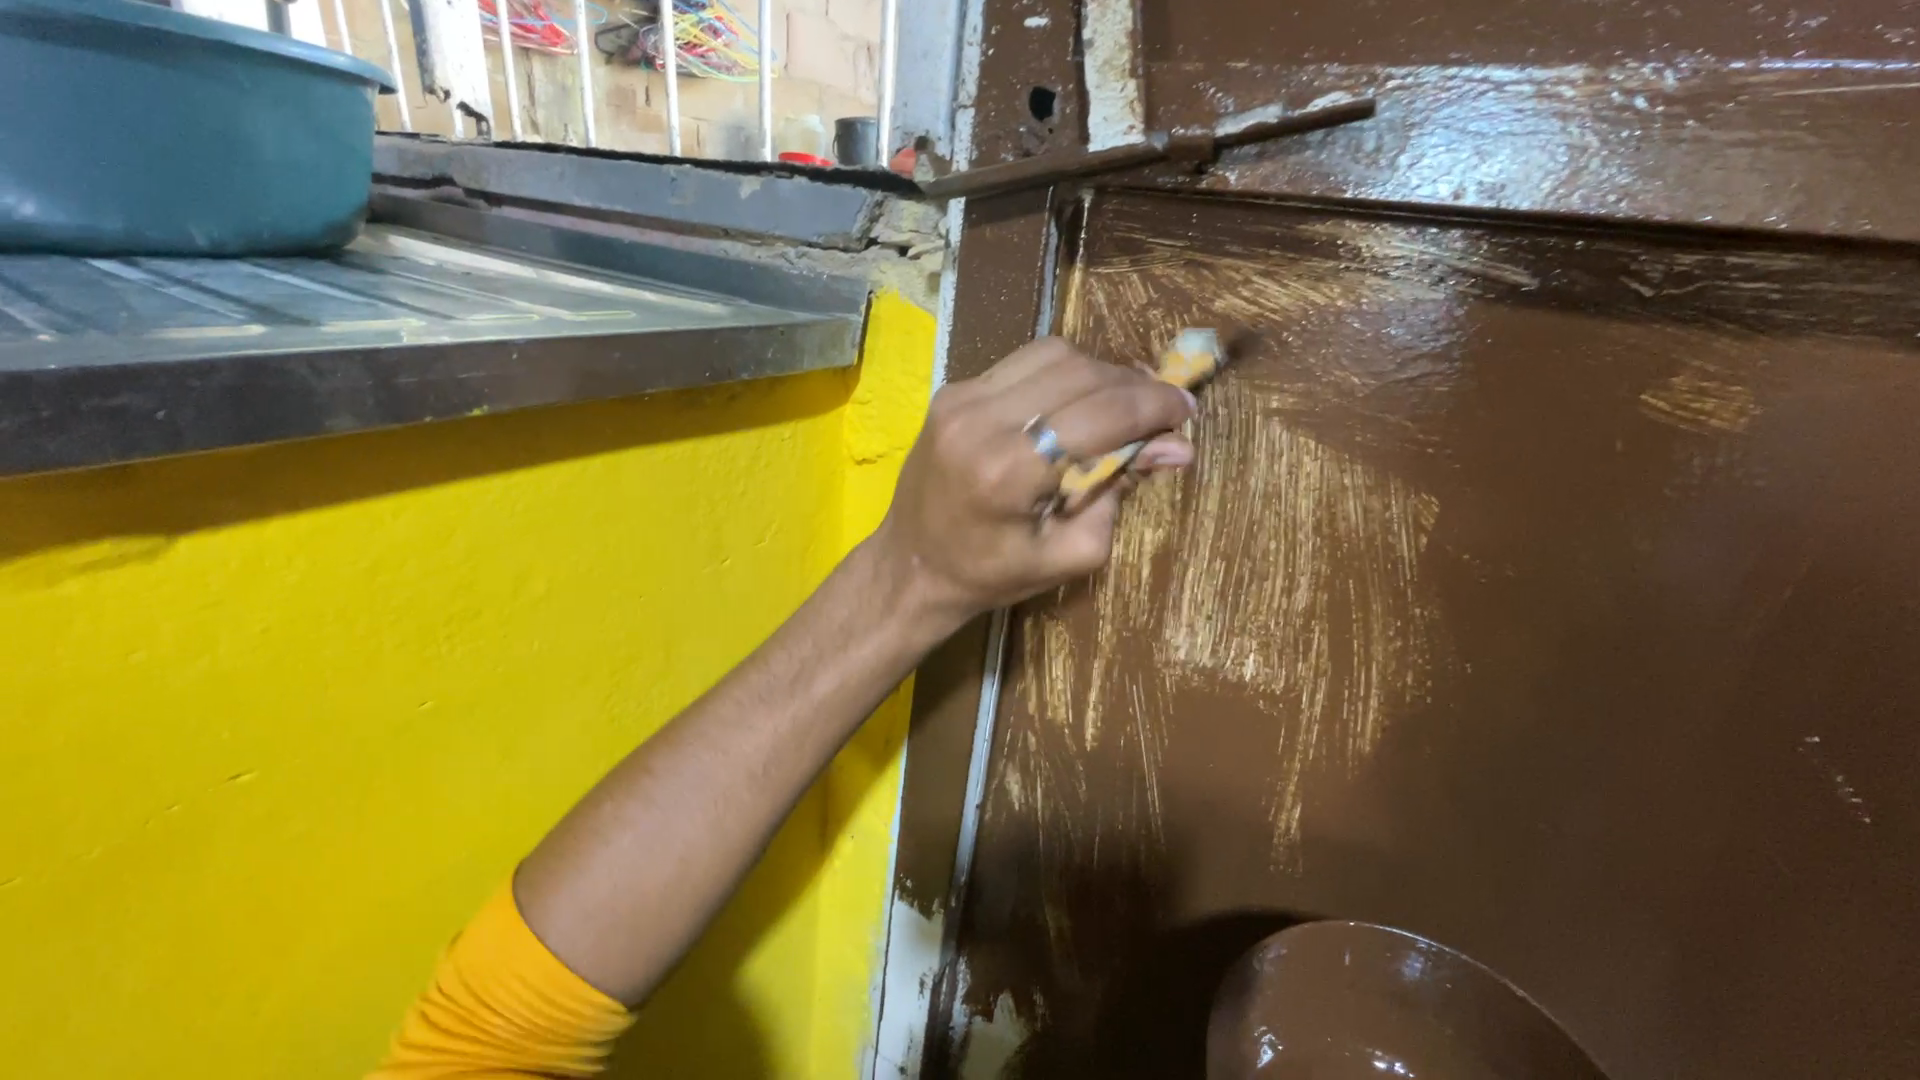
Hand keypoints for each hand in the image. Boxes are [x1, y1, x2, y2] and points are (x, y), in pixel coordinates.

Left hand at [874, 337, 1196, 627]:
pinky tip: (1074, 403)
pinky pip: (1022, 363)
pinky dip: (1060, 375)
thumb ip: (1119, 496)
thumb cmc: (990, 575)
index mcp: (1007, 471)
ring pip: (1051, 353)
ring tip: (1120, 403)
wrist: (910, 565)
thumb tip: (1176, 448)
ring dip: (1097, 372)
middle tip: (1159, 409)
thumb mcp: (1066, 555)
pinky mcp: (951, 391)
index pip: (1100, 413)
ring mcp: (959, 398)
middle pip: (1079, 370)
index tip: (1184, 411)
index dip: (1152, 405)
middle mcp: (979, 420)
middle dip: (1131, 384)